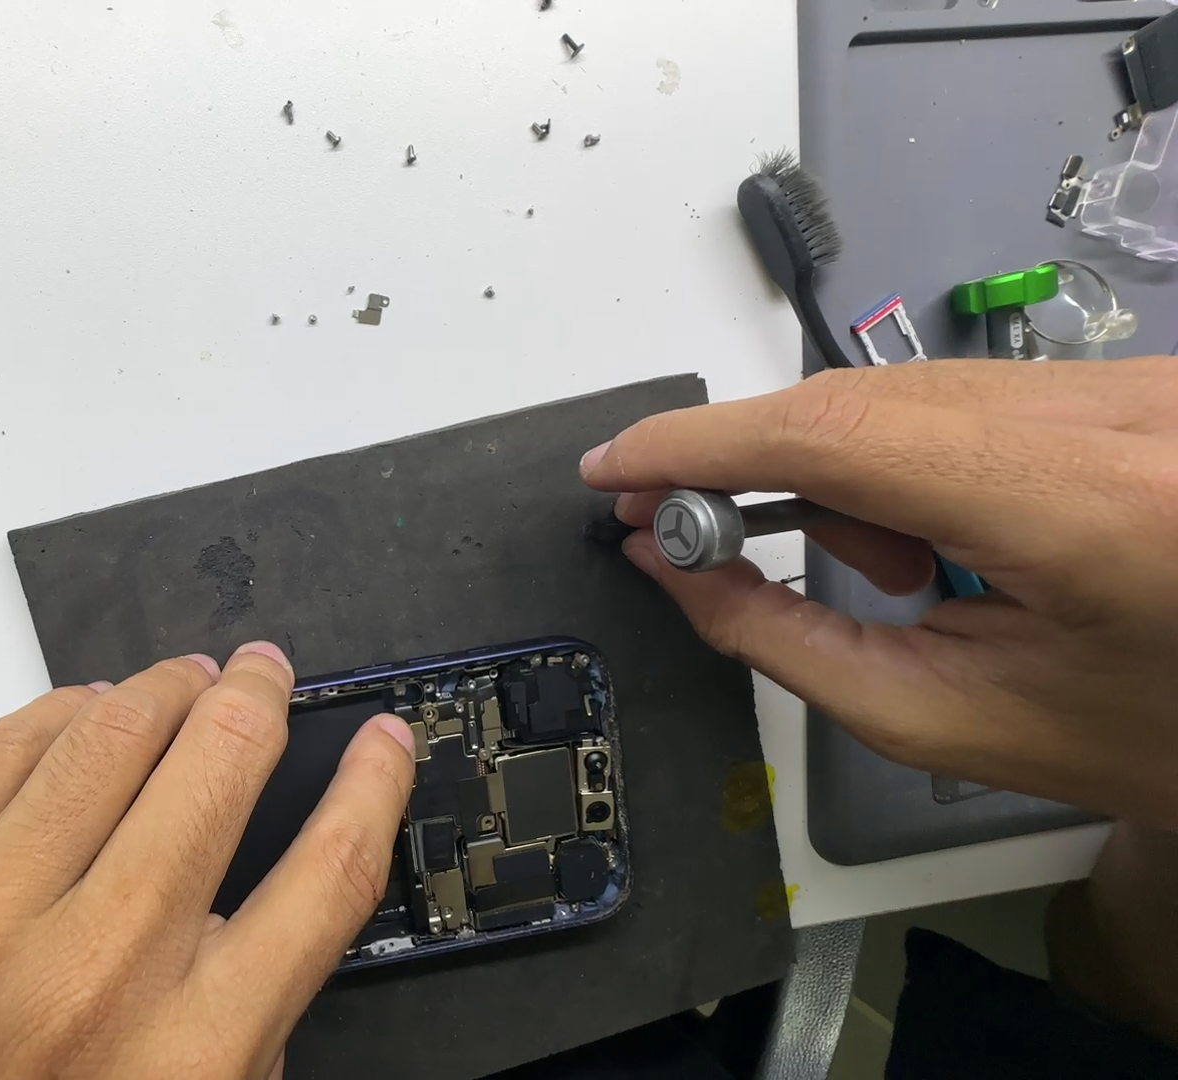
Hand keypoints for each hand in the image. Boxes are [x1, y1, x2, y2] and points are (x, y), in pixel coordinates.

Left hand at [0, 643, 416, 1079]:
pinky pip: (3, 747)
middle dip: (253, 697)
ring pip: (107, 736)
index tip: (382, 741)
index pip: (326, 878)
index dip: (371, 788)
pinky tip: (86, 707)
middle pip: (214, 769)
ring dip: (164, 686)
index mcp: (189, 1058)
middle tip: (263, 671)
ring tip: (185, 676)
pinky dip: (62, 710)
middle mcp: (92, 975)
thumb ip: (240, 1015)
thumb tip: (274, 877)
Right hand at [578, 358, 1177, 826]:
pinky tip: (923, 532)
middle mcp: (1126, 416)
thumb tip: (660, 556)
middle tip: (675, 523)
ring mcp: (1137, 386)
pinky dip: (878, 461)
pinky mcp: (1126, 384)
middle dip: (731, 461)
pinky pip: (938, 399)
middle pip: (844, 402)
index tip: (607, 470)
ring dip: (814, 472)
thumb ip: (766, 631)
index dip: (694, 443)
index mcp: (1094, 511)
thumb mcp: (927, 711)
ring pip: (883, 394)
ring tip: (875, 568)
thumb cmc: (1137, 739)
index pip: (833, 434)